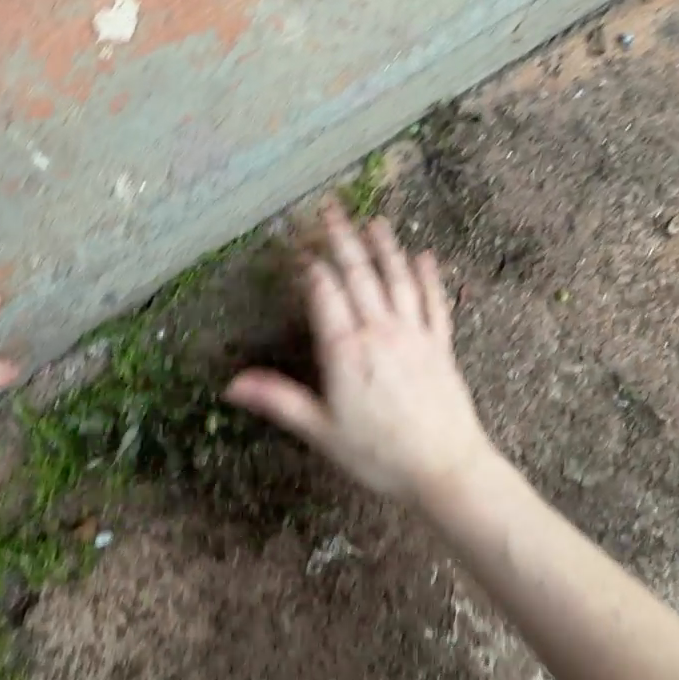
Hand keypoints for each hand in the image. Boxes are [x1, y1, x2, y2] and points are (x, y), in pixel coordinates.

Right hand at [226, 208, 494, 503]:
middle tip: (329, 208)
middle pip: (357, 275)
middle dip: (340, 239)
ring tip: (372, 220)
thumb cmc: (379, 455)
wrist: (447, 472)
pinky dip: (429, 277)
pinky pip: (434, 303)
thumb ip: (278, 400)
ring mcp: (414, 335)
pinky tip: (424, 256)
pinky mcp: (441, 346)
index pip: (324, 293)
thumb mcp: (321, 431)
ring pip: (396, 280)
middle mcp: (380, 332)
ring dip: (383, 248)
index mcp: (346, 350)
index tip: (296, 243)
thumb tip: (231, 386)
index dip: (308, 265)